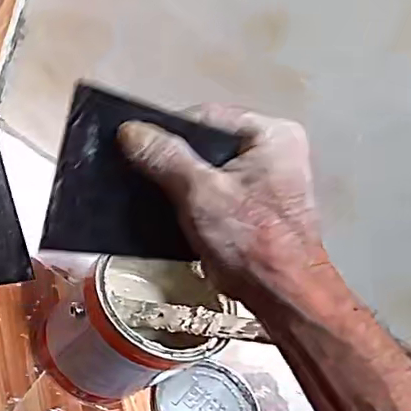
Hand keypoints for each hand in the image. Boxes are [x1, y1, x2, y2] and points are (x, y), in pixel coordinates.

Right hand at [117, 105, 326, 308]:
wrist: (279, 293)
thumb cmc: (253, 243)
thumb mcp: (200, 193)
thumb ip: (165, 157)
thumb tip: (131, 131)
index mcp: (272, 135)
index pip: (203, 117)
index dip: (167, 133)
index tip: (138, 151)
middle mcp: (272, 150)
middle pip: (202, 142)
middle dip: (171, 160)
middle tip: (145, 175)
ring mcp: (262, 178)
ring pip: (203, 167)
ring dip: (178, 181)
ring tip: (157, 195)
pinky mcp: (249, 204)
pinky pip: (209, 188)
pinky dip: (189, 197)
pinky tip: (174, 210)